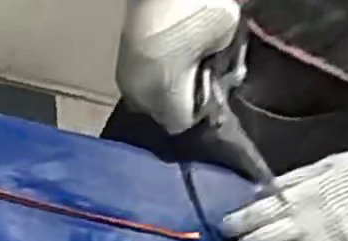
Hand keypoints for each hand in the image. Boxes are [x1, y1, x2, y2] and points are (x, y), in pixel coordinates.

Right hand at [116, 0, 240, 133]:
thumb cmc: (194, 9)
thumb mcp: (226, 30)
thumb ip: (223, 60)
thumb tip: (216, 68)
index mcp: (165, 97)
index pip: (183, 123)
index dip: (202, 110)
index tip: (217, 88)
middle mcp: (140, 100)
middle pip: (164, 114)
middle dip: (183, 98)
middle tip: (204, 69)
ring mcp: (126, 85)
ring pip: (151, 100)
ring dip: (167, 86)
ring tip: (184, 59)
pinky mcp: (120, 67)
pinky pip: (141, 83)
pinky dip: (155, 74)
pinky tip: (168, 53)